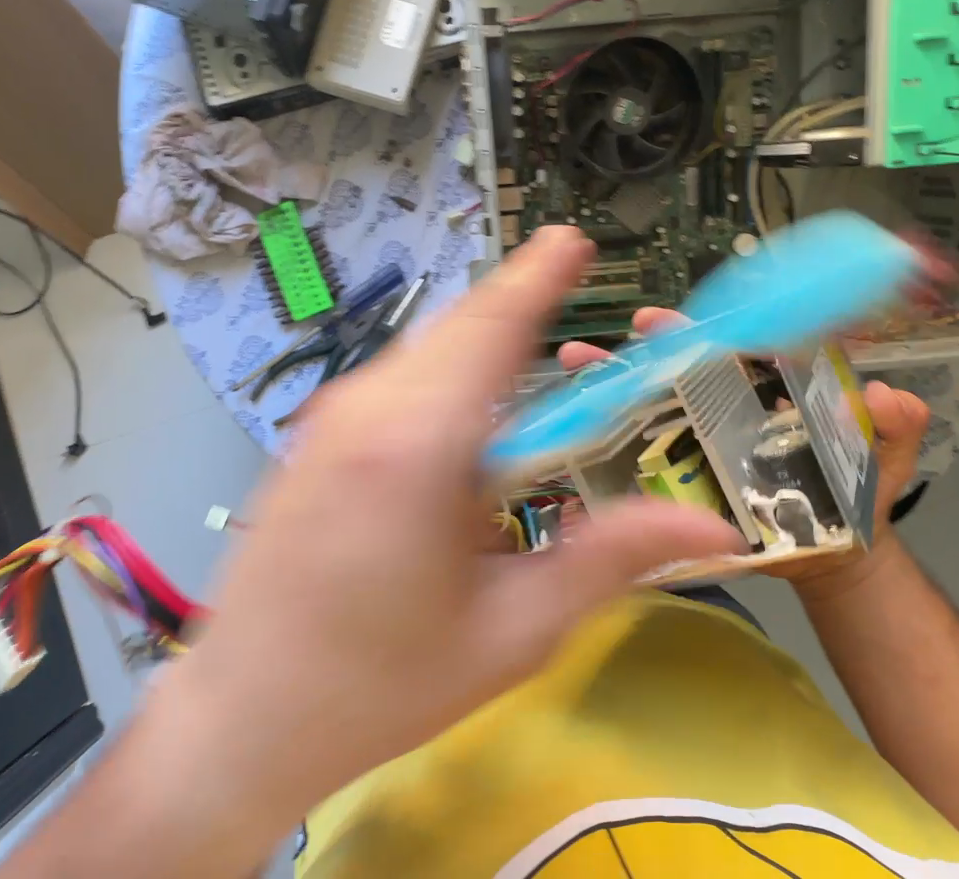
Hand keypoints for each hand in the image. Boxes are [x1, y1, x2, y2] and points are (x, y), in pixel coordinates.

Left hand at [175, 227, 742, 814]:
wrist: (244, 718)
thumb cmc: (384, 684)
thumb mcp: (514, 629)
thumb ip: (612, 558)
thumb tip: (714, 527)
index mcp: (420, 443)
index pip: (493, 328)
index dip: (538, 277)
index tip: (572, 240)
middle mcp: (366, 408)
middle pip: (459, 330)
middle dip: (519, 310)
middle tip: (574, 318)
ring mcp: (326, 419)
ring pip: (424, 354)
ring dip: (481, 350)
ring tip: (531, 381)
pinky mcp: (310, 440)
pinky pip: (393, 383)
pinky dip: (443, 379)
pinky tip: (465, 429)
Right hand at [559, 307, 930, 597]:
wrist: (835, 558)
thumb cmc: (860, 495)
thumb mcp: (888, 456)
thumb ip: (897, 426)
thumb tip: (881, 396)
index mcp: (774, 386)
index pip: (736, 345)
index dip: (704, 328)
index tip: (668, 318)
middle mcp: (732, 405)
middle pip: (684, 369)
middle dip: (648, 350)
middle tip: (618, 338)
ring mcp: (706, 443)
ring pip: (655, 405)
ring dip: (614, 383)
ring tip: (577, 364)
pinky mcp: (689, 482)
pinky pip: (648, 460)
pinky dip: (612, 448)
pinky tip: (577, 440)